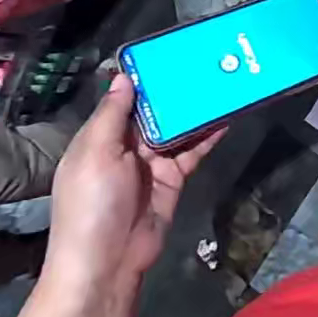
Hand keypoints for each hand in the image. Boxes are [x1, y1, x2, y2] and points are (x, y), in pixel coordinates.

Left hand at [43, 74, 215, 293]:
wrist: (108, 263)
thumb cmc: (92, 203)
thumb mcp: (95, 153)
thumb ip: (112, 114)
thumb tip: (124, 77)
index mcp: (100, 137)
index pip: (123, 100)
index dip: (142, 78)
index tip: (166, 52)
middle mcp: (125, 146)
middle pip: (154, 111)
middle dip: (174, 91)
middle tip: (202, 62)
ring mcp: (151, 162)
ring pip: (177, 128)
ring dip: (194, 110)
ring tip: (219, 83)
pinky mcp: (174, 178)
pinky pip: (192, 150)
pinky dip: (207, 135)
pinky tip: (225, 116)